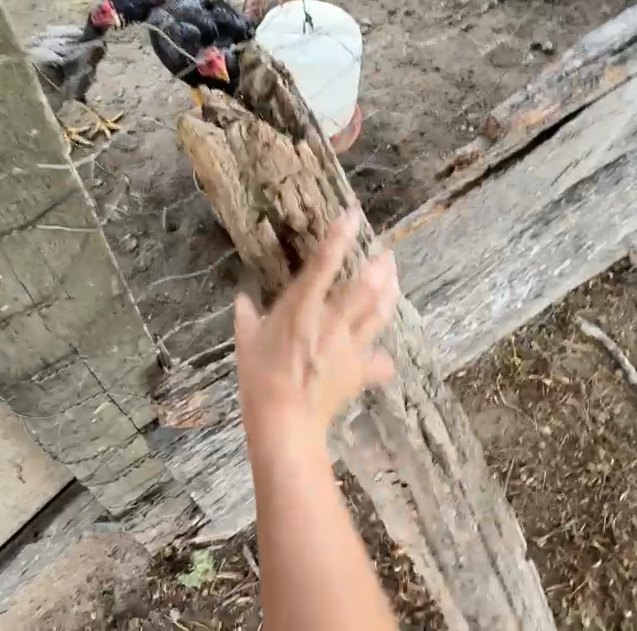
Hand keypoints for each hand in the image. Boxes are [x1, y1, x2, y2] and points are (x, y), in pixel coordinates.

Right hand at [234, 212, 399, 451]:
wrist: (285, 420)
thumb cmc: (259, 375)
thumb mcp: (246, 339)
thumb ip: (247, 315)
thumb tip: (242, 299)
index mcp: (302, 306)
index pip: (324, 263)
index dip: (339, 237)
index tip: (351, 215)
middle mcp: (331, 320)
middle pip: (365, 287)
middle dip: (380, 266)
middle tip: (387, 252)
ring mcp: (349, 345)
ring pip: (378, 314)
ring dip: (389, 293)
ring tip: (394, 278)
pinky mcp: (358, 370)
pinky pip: (377, 359)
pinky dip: (382, 356)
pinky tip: (386, 356)